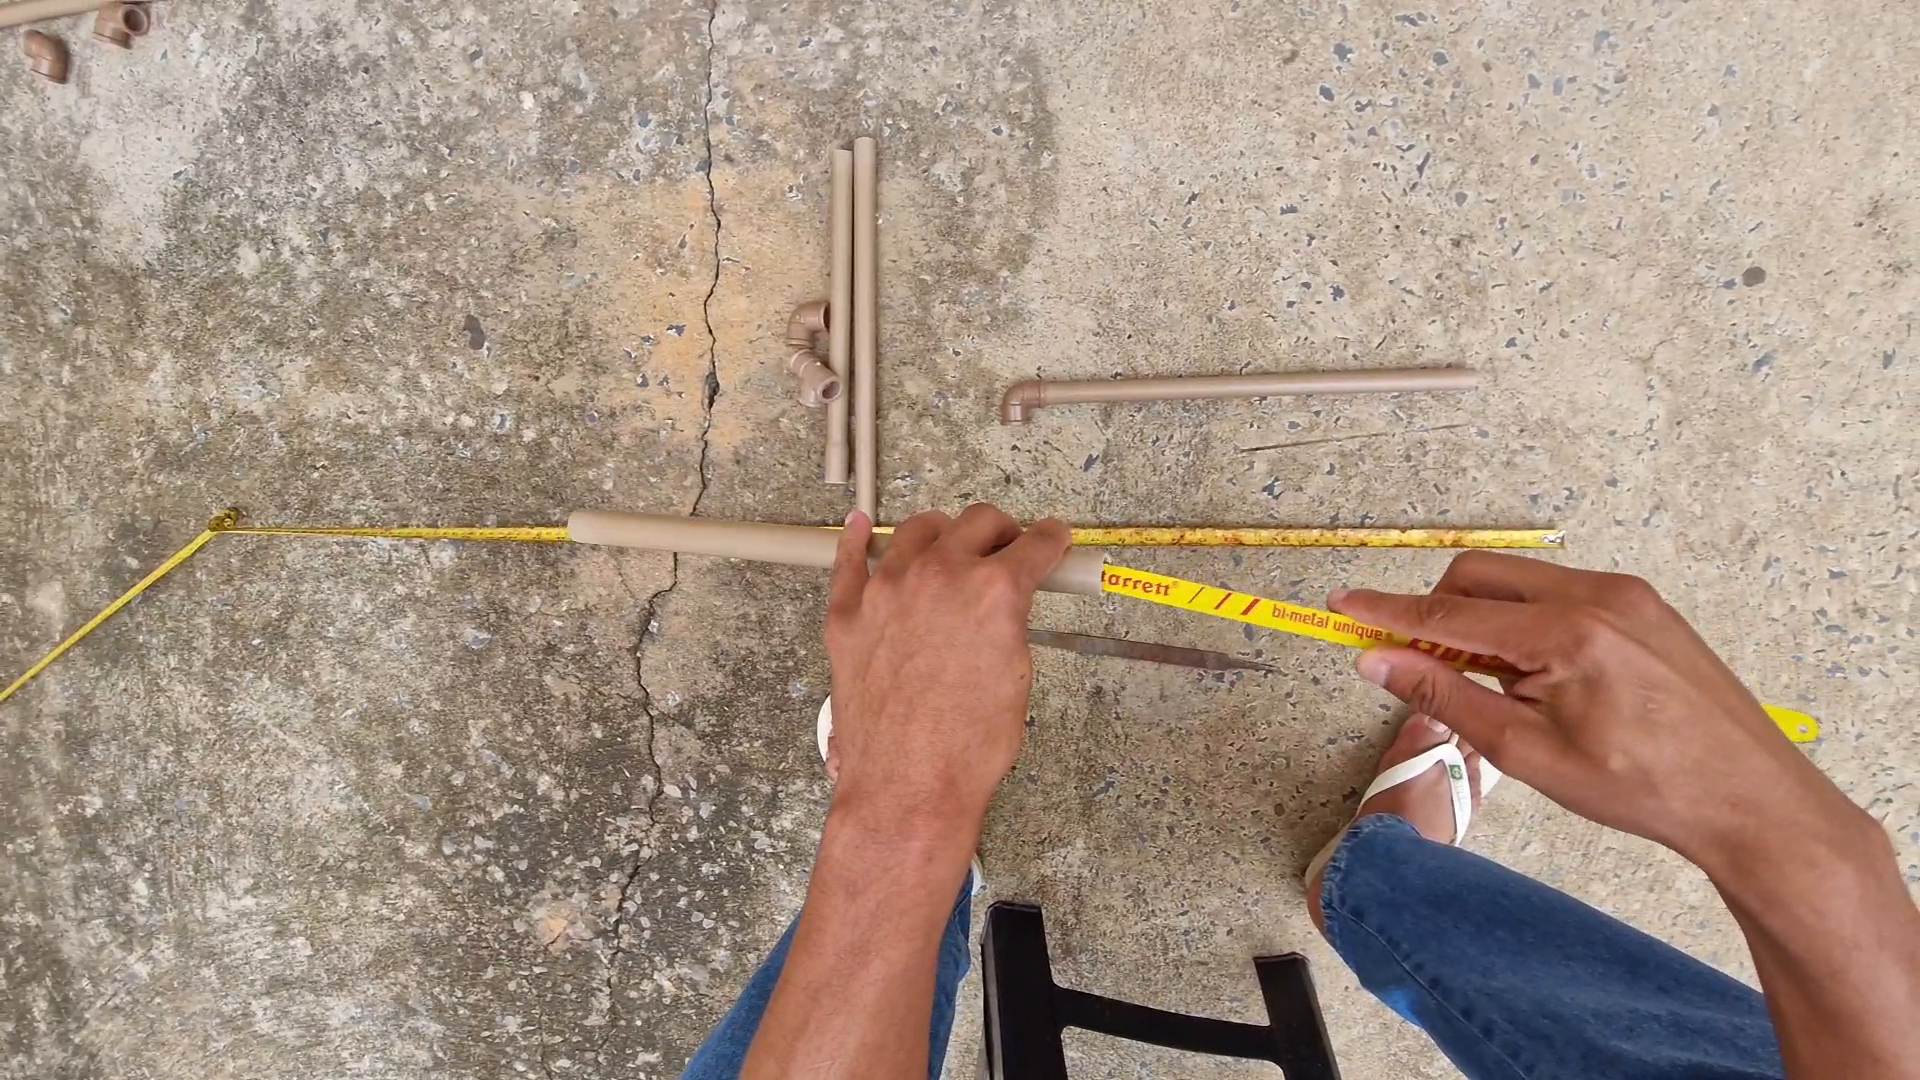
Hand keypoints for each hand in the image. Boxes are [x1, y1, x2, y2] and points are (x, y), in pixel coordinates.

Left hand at [825, 505, 1070, 838]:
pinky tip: (861, 526)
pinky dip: (857, 538)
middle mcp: (940, 576)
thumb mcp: (1016, 674)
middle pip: (979, 521)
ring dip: (944, 532)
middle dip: (1002, 531)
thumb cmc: (967, 746)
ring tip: (949, 547)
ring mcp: (887, 589)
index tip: (1051, 537)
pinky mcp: (848, 612)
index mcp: (993, 591)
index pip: (1034, 544)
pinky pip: (848, 559)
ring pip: (919, 529)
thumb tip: (1007, 601)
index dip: (1051, 539)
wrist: (908, 786)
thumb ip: (1010, 620)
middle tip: (1006, 549)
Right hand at [1328, 552, 1880, 874]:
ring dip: (1474, 617)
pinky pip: (1548, 591)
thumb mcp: (1522, 750)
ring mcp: (1624, 595)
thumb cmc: (1639, 788)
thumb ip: (1441, 695)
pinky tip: (1528, 668)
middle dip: (1433, 611)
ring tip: (1486, 677)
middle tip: (1422, 663)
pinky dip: (1514, 619)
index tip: (1338, 604)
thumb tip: (1374, 661)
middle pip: (1474, 577)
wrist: (1760, 808)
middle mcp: (1596, 596)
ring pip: (1510, 581)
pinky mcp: (1639, 604)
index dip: (1383, 611)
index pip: (1446, 615)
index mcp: (1567, 634)